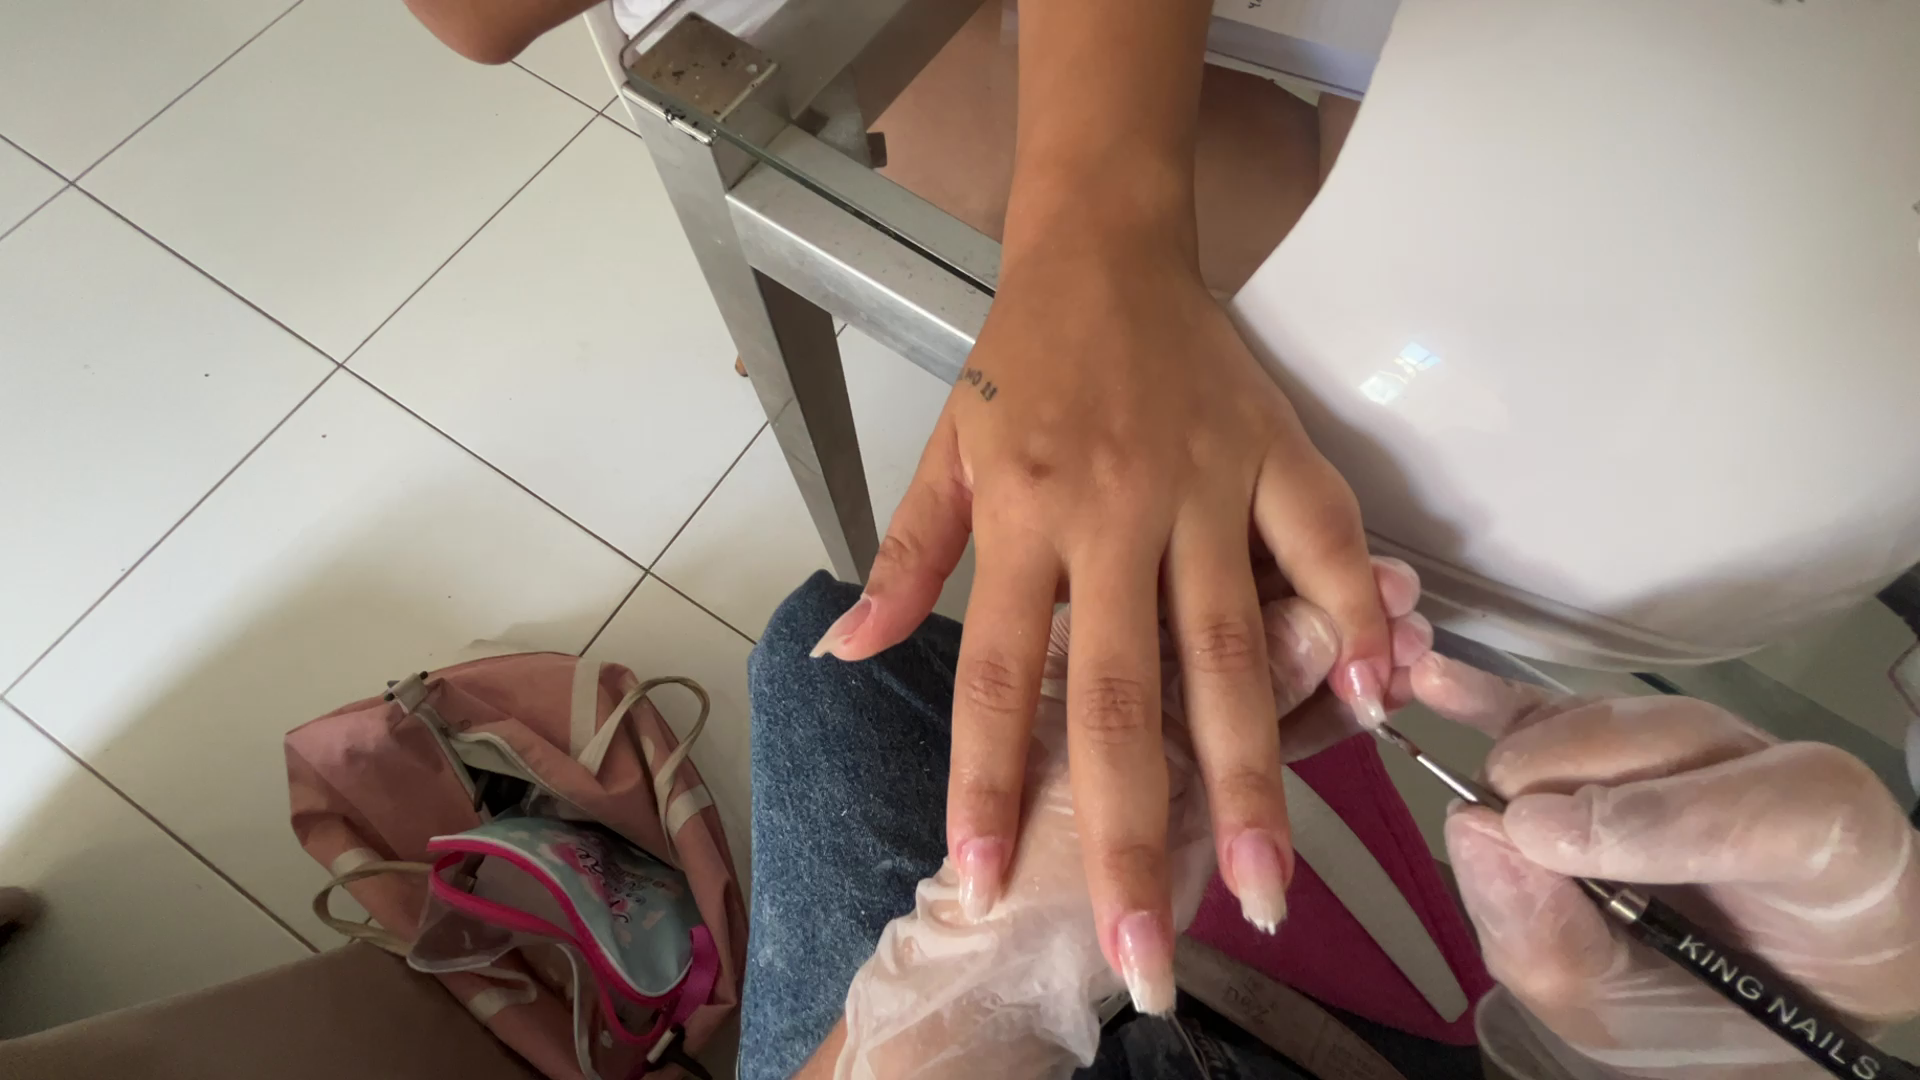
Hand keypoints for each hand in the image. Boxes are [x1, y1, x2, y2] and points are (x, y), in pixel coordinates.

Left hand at [811, 238, 1390, 1006]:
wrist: (1103, 254)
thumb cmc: (1019, 362)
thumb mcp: (944, 452)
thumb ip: (902, 558)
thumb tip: (846, 651)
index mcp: (1023, 514)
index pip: (999, 676)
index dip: (988, 784)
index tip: (985, 881)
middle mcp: (1116, 512)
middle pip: (1125, 693)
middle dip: (1137, 832)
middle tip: (1148, 954)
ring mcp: (1208, 484)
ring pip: (1234, 647)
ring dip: (1254, 772)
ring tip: (1269, 884)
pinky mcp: (1279, 453)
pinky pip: (1330, 551)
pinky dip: (1358, 627)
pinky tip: (1375, 711)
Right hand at [1415, 654, 1919, 1078]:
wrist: (1663, 1001)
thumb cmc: (1670, 1020)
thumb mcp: (1612, 1015)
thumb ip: (1548, 937)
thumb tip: (1475, 826)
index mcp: (1842, 891)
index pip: (1800, 814)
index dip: (1664, 814)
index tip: (1539, 838)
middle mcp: (1779, 795)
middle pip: (1691, 739)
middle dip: (1573, 772)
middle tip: (1503, 817)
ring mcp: (1693, 751)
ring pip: (1620, 713)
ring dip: (1534, 747)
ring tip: (1486, 796)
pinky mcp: (1605, 732)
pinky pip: (1550, 701)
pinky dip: (1488, 696)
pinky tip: (1435, 683)